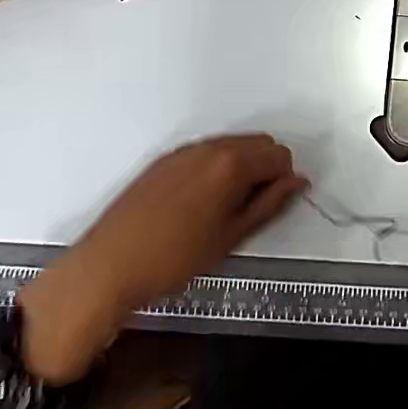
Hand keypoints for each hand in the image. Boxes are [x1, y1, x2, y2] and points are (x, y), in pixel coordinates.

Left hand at [18, 134, 304, 382]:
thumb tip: (298, 181)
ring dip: (243, 165)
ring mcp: (186, 149)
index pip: (280, 155)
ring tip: (225, 206)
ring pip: (234, 144)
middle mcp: (211, 146)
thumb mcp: (232, 235)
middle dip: (267, 167)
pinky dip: (217, 165)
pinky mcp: (166, 158)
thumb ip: (271, 203)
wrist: (109, 265)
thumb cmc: (176, 257)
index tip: (271, 205)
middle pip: (260, 142)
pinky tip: (201, 200)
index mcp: (232, 163)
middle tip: (252, 206)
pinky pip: (208, 150)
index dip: (284, 180)